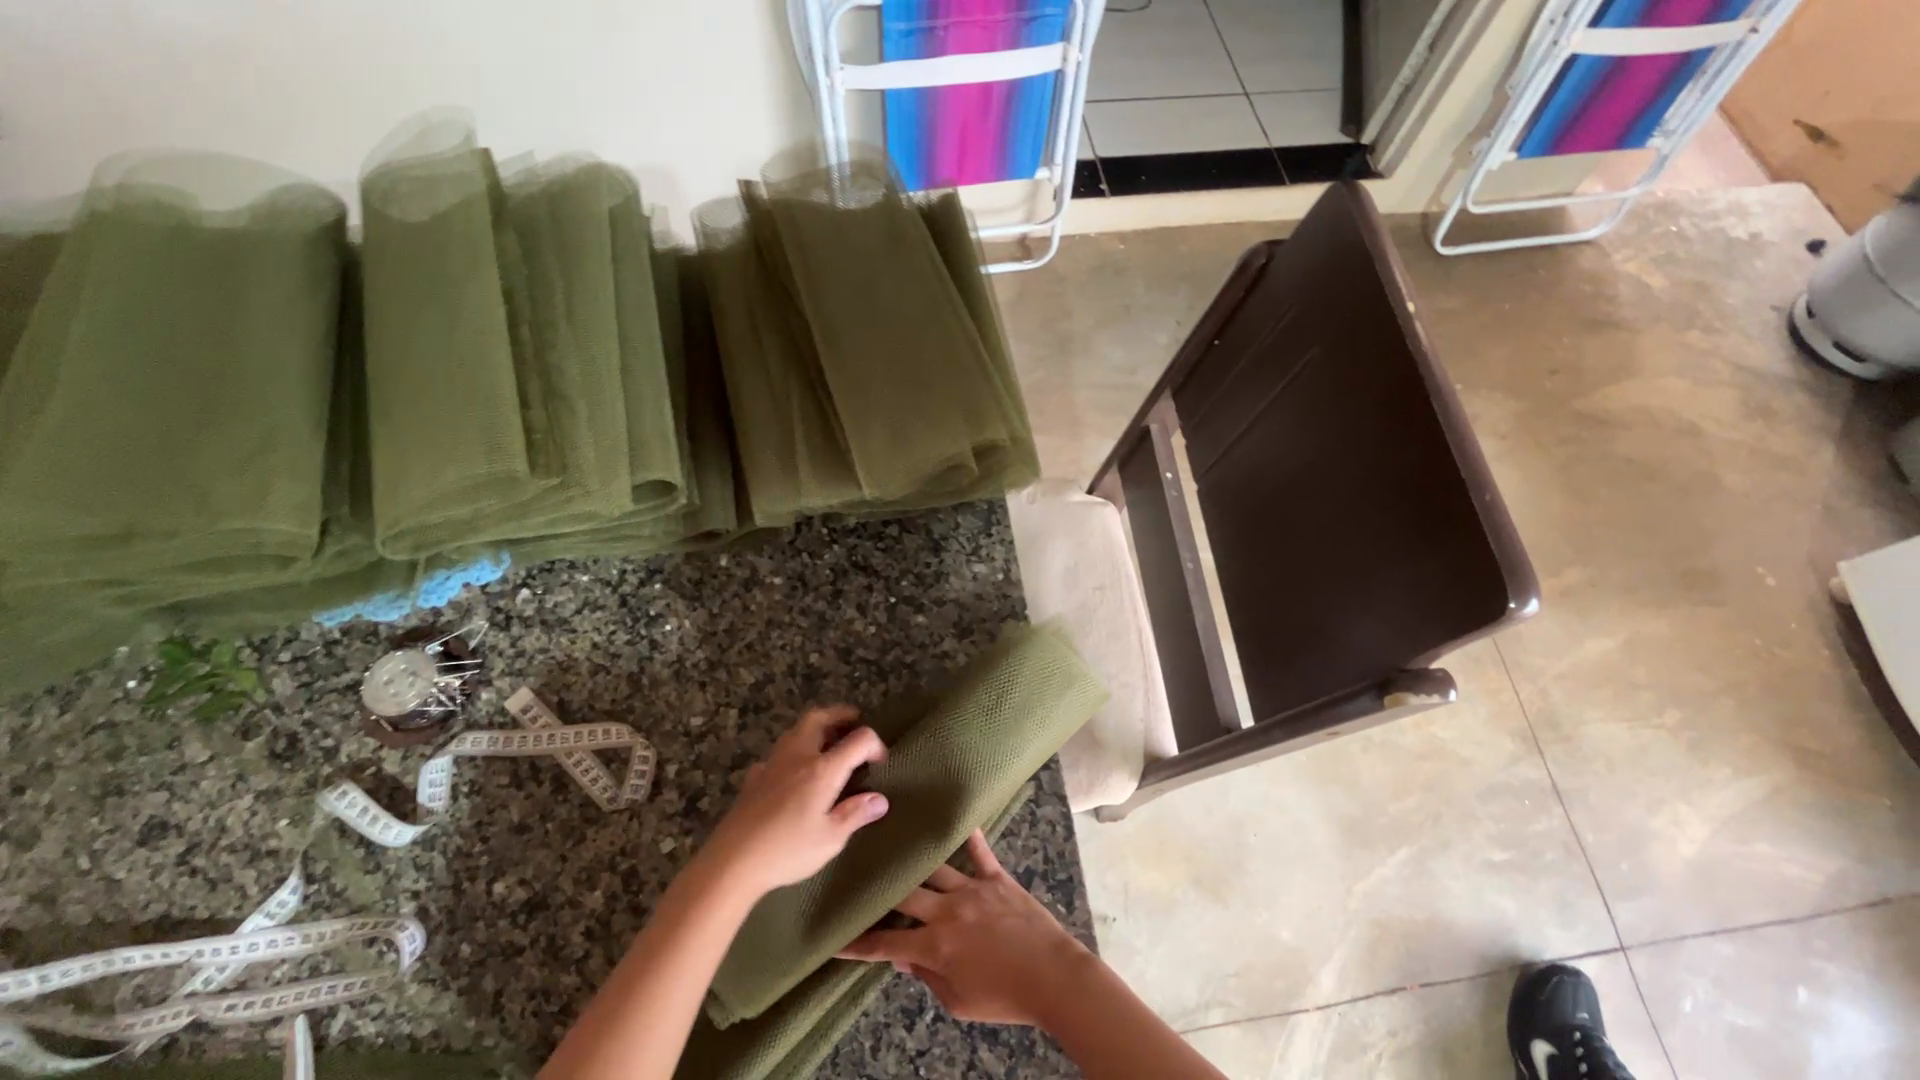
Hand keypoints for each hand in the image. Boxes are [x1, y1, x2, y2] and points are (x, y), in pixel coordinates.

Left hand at [697, 705, 889, 898]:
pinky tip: (795, 772)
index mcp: (822, 770)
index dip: (875, 744)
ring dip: (816, 728)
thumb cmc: (787, 851)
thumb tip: (880, 799)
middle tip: (853, 724)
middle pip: (819, 718)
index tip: (881, 761)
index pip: (858, 739)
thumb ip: (856, 814)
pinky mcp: (754, 777)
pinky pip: (779, 752)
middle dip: (839, 715)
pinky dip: (794, 751)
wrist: (732, 861)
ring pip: (796, 730)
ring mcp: (772, 764)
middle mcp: (798, 757)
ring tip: (829, 743)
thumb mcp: (830, 839)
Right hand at [836, 830, 1092, 1026]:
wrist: (1055, 978)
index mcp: (935, 946)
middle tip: (861, 877)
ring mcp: (973, 890)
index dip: (858, 943)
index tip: (836, 939)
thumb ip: (928, 978)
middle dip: (878, 889)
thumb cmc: (1006, 998)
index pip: (886, 943)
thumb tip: (904, 958)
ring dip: (914, 860)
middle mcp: (948, 911)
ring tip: (896, 843)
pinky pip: (980, 853)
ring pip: (934, 868)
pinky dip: (970, 836)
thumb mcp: (960, 1003)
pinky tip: (961, 818)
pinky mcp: (998, 879)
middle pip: (903, 894)